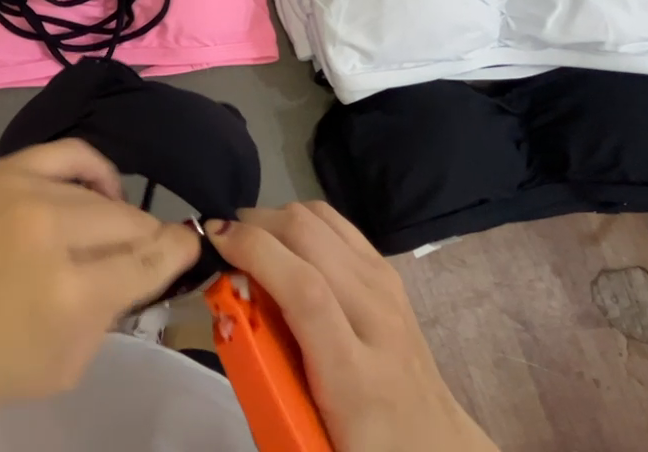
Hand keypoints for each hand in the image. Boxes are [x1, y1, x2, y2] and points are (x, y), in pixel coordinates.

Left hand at [0, 138, 200, 413]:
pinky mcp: (1, 168)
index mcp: (73, 292)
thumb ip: (108, 318)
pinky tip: (93, 189)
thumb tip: (136, 275)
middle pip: (133, 221)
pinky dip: (93, 170)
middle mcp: (55, 229)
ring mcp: (25, 189)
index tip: (186, 252)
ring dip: (116, 215)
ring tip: (107, 234)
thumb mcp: (59, 367)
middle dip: (144, 244)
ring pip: (105, 191)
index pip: (154, 259)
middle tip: (134, 263)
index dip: (179, 255)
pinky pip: (69, 153)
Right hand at [206, 202, 497, 451]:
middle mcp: (377, 319)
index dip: (254, 251)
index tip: (213, 240)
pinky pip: (333, 221)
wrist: (434, 445)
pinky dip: (298, 219)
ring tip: (249, 243)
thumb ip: (261, 369)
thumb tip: (225, 306)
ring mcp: (386, 287)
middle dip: (254, 225)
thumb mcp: (302, 428)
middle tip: (222, 244)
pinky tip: (283, 243)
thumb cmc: (360, 442)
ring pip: (319, 218)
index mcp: (355, 375)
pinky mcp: (387, 270)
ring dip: (273, 219)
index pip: (305, 289)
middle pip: (309, 236)